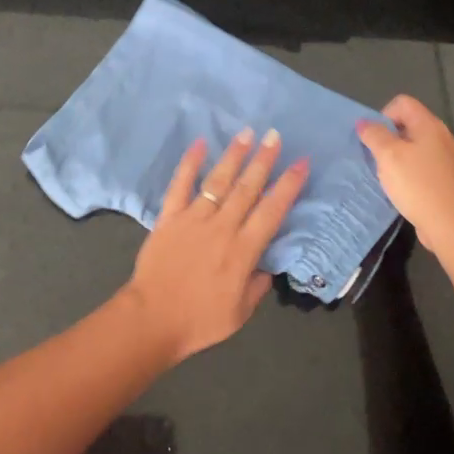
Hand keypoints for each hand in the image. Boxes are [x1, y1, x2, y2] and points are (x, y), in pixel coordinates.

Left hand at [120, 128, 308, 362]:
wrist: (153, 319)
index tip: (301, 163)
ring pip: (218, 181)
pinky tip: (199, 143)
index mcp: (243, 251)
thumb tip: (268, 265)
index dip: (288, 186)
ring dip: (233, 156)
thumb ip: (257, 285)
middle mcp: (222, 227)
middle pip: (247, 188)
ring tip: (246, 133)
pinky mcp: (169, 217)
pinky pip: (180, 185)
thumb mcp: (241, 313)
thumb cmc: (200, 321)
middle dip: (263, 160)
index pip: (272, 212)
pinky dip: (190, 163)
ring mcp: (193, 218)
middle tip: (274, 135)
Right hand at [357, 95, 453, 252]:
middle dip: (389, 137)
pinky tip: (405, 189)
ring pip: (416, 146)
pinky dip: (411, 171)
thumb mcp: (388, 156)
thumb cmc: (417, 185)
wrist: (451, 226)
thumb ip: (374, 135)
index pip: (402, 103)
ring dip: (399, 156)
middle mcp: (442, 137)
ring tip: (389, 176)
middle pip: (409, 124)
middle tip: (378, 158)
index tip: (375, 139)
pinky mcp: (449, 179)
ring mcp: (449, 159)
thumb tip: (364, 123)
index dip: (383, 115)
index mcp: (430, 125)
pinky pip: (424, 165)